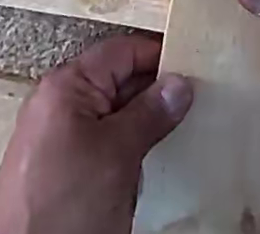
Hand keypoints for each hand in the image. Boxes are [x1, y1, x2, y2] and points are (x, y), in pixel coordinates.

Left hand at [0, 34, 193, 233]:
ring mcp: (60, 140)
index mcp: (66, 86)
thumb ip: (151, 112)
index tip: (198, 66)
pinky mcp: (64, 172)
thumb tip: (180, 83)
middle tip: (199, 99)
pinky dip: (133, 147)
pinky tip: (158, 159)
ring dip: (149, 122)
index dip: (162, 55)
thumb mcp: (116, 153)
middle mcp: (60, 105)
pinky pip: (108, 143)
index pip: (125, 50)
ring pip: (118, 115)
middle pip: (122, 81)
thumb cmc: (60, 208)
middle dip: (159, 91)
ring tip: (185, 128)